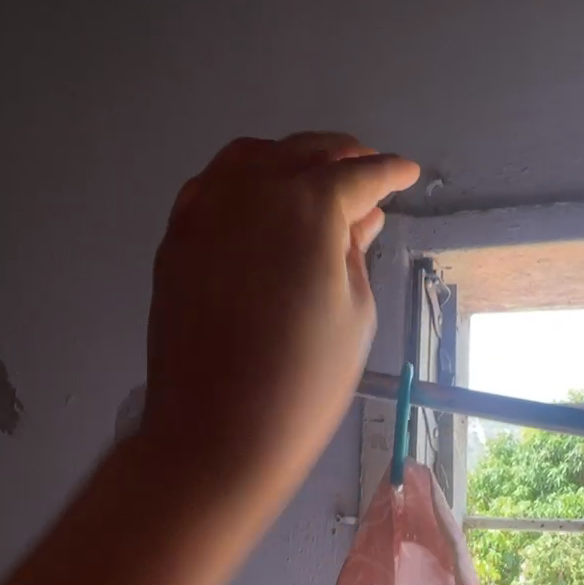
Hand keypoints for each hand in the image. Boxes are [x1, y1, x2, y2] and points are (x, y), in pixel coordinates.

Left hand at [141, 133, 419, 494]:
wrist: (216, 432)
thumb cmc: (304, 381)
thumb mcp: (354, 312)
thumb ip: (354, 251)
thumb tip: (359, 217)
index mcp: (308, 205)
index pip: (358, 175)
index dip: (389, 173)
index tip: (407, 173)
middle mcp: (251, 190)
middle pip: (303, 152)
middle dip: (343, 154)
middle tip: (369, 168)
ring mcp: (204, 210)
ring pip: (252, 158)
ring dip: (290, 158)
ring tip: (317, 176)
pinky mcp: (176, 238)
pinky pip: (212, 186)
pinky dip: (243, 180)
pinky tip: (259, 201)